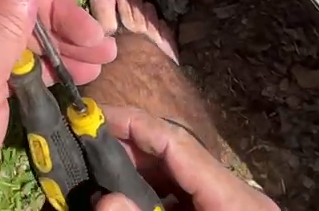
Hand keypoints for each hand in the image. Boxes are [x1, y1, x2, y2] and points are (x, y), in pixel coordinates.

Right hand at [92, 106, 278, 210]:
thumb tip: (103, 199)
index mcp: (235, 199)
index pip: (174, 139)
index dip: (128, 122)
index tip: (86, 117)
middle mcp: (235, 194)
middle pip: (171, 154)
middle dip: (125, 150)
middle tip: (83, 150)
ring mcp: (229, 205)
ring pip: (173, 175)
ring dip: (134, 174)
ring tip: (98, 174)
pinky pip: (180, 196)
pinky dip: (150, 195)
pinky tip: (125, 200)